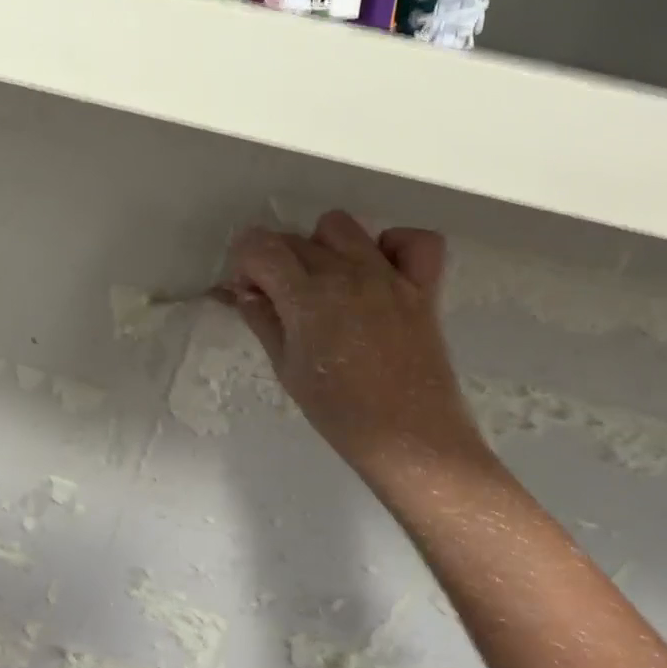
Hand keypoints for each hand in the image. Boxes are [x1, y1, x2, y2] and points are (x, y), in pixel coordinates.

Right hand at [221, 210, 483, 475]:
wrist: (411, 441)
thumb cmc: (338, 412)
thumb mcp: (285, 368)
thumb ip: (262, 319)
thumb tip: (243, 291)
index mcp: (306, 297)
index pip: (258, 246)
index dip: (244, 263)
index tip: (248, 291)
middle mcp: (346, 274)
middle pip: (294, 238)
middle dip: (275, 260)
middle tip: (278, 299)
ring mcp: (388, 277)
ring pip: (341, 226)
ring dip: (322, 246)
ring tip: (324, 281)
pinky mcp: (423, 288)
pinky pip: (415, 241)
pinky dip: (392, 245)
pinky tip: (378, 270)